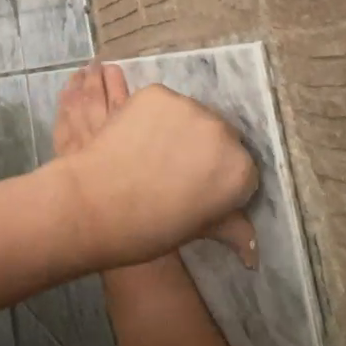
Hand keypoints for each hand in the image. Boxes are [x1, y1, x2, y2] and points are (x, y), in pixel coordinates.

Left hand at [51, 62, 258, 268]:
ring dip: (182, 129)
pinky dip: (155, 116)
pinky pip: (164, 104)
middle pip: (222, 137)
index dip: (223, 182)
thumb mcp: (197, 230)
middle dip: (206, 151)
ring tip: (155, 153)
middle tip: (178, 172)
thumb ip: (231, 229)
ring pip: (193, 116)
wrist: (93, 204)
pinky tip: (138, 136)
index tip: (203, 193)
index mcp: (238, 169)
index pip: (243, 170)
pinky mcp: (157, 92)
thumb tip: (252, 253)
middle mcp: (221, 131)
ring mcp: (188, 106)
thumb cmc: (148, 228)